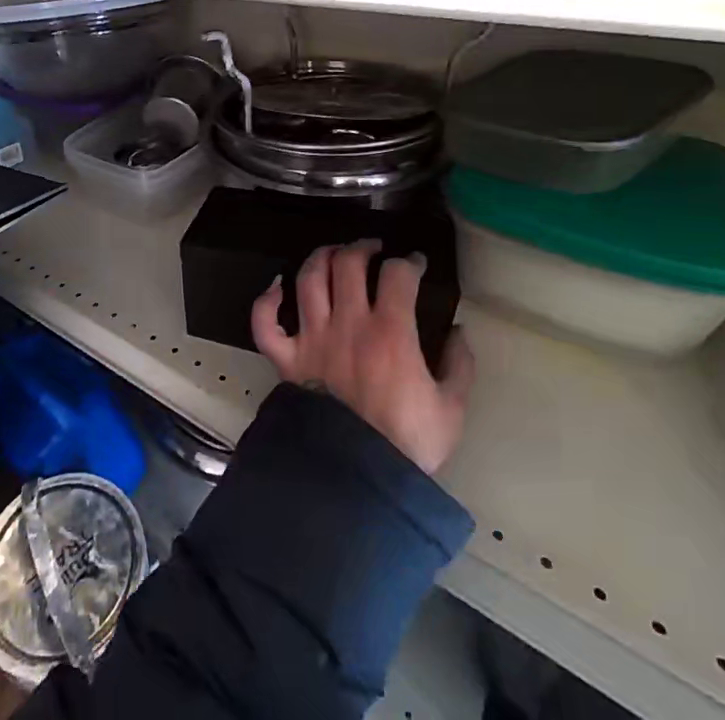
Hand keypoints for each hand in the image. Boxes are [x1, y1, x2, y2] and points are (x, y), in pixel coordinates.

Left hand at [250, 239, 475, 474]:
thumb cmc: (408, 443)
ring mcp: (311, 339)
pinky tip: (277, 286)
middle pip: (348, 264)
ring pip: (308, 279)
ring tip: (333, 254)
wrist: (360, 476)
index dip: (409, 261)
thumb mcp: (451, 407)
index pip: (397, 275)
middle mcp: (347, 324)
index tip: (415, 264)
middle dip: (363, 247)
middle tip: (373, 249)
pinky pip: (265, 322)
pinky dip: (266, 300)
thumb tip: (458, 332)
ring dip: (320, 257)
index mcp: (391, 332)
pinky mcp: (285, 359)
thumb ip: (459, 364)